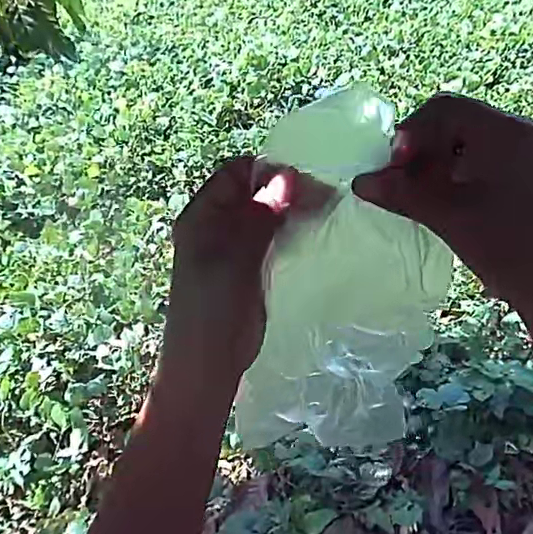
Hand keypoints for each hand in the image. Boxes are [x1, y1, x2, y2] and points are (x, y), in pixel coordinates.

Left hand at [163, 156, 324, 381]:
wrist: (208, 362)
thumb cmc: (212, 307)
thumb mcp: (235, 257)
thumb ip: (259, 217)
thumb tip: (287, 177)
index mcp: (202, 215)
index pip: (235, 173)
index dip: (268, 171)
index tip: (305, 179)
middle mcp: (218, 225)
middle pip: (255, 192)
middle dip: (287, 190)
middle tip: (327, 199)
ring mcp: (236, 247)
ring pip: (268, 215)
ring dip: (294, 211)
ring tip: (329, 213)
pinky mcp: (253, 268)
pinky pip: (275, 239)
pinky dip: (294, 233)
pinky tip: (318, 235)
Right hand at [352, 93, 532, 304]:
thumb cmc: (504, 244)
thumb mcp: (445, 215)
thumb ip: (400, 192)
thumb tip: (360, 181)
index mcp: (501, 131)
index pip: (441, 109)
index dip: (409, 133)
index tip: (395, 166)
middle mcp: (512, 132)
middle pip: (449, 122)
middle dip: (417, 149)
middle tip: (398, 182)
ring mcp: (516, 153)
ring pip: (457, 143)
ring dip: (429, 164)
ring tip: (413, 195)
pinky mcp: (515, 175)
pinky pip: (470, 160)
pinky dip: (446, 175)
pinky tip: (434, 201)